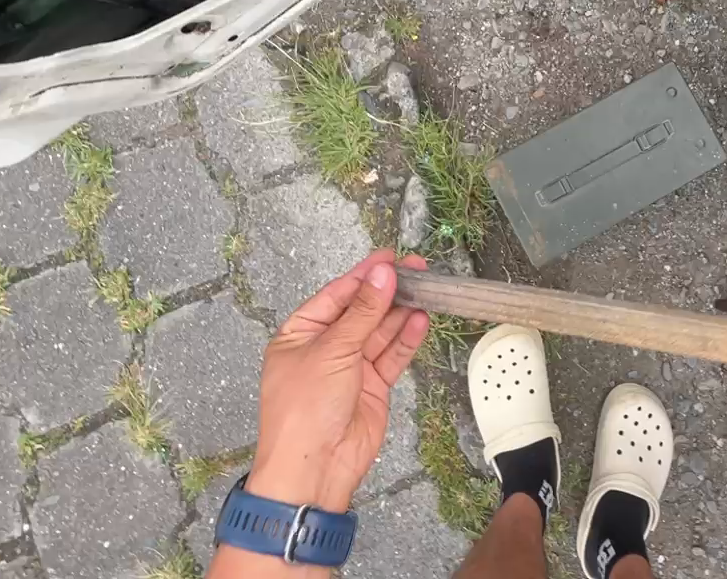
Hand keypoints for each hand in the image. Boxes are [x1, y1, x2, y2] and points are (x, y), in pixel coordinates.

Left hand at [247, 250, 430, 513]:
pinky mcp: (373, 386)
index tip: (390, 257)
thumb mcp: (333, 350)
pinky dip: (406, 338)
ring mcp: (351, 367)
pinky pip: (392, 355)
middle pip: (362, 311)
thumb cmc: (306, 406)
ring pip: (380, 331)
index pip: (337, 295)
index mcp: (301, 334)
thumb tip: (384, 272)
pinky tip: (421, 319)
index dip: (364, 275)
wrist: (314, 470)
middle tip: (417, 269)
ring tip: (426, 289)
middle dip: (388, 291)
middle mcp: (326, 347)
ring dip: (401, 312)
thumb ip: (364, 311)